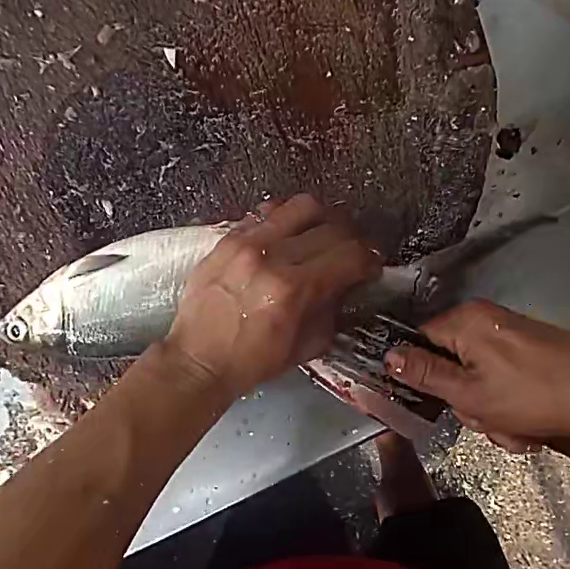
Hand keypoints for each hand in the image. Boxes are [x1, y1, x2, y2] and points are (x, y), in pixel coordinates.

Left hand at [162, 195, 380, 400]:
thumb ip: (331, 310)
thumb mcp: (304, 347)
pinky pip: (266, 213)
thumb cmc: (250, 362)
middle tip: (351, 253)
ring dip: (322, 220)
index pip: (349, 255)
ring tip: (322, 236)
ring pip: (301, 206)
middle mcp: (270, 258)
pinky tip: (288, 237)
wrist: (197, 360)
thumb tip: (347, 285)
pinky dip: (286, 221)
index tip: (372, 267)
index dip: (370, 260)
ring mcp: (245, 244)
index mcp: (292, 290)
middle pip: (331, 226)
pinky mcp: (226, 240)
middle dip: (351, 240)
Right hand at [386, 300, 569, 456]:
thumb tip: (387, 355)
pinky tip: (532, 426)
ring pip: (479, 381)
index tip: (427, 402)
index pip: (418, 341)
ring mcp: (514, 337)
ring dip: (491, 413)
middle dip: (464, 401)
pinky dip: (513, 408)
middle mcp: (487, 321)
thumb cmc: (531, 395)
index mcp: (465, 322)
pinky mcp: (535, 354)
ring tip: (515, 428)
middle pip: (451, 365)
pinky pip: (506, 383)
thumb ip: (424, 374)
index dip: (418, 373)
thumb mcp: (467, 393)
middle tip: (484, 418)